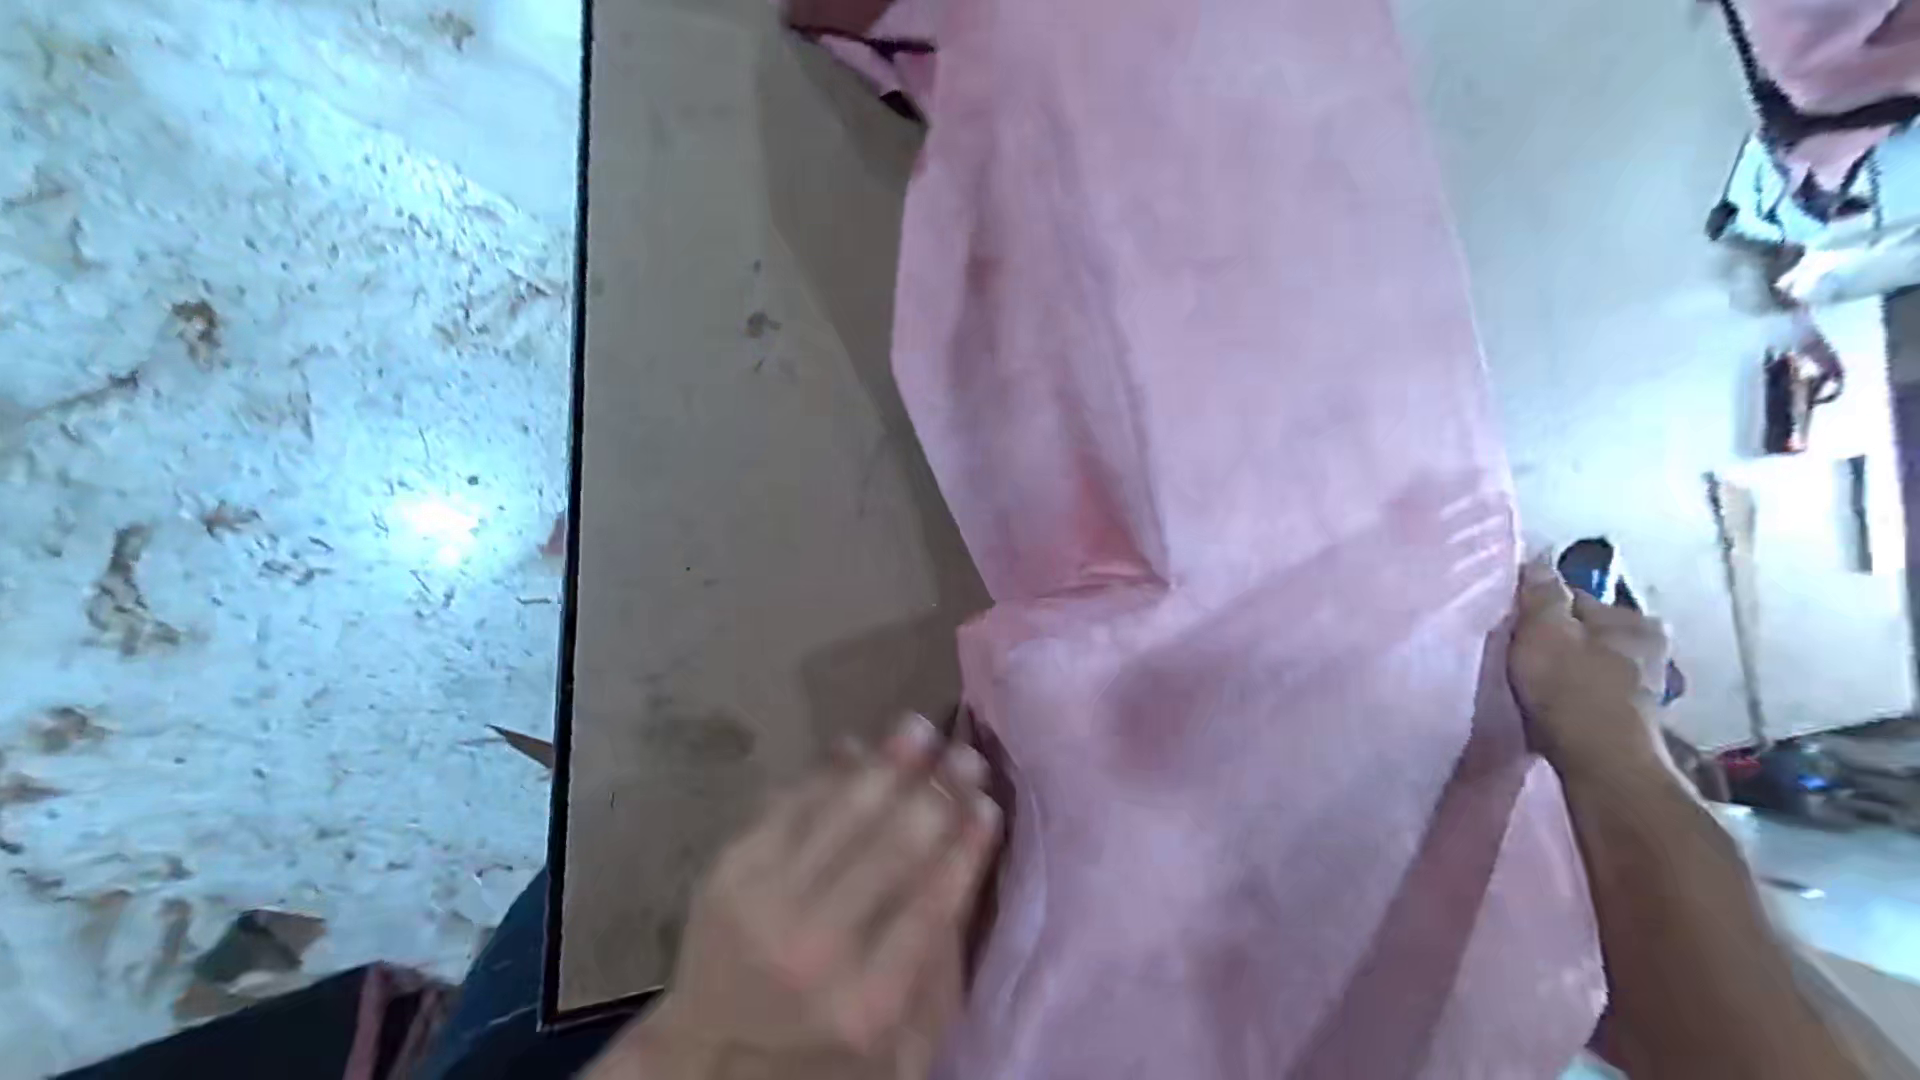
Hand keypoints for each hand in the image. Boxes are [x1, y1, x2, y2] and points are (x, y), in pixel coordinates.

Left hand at [595, 714, 1002, 1079]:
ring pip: (843, 809)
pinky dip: (829, 769)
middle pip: (892, 846)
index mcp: (869, 1000)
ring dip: (888, 763)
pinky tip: (858, 746)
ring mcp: (765, 899)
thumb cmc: (818, 1049)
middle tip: (967, 756)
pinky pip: (792, 799)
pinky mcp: (729, 867)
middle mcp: (815, 945)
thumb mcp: (900, 1040)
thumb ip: (939, 957)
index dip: (967, 843)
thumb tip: (966, 854)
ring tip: (919, 729)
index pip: (933, 900)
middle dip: (938, 792)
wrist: (702, 1058)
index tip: (989, 802)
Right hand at [1509, 557, 1673, 782]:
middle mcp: (1648, 645)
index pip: (1569, 595)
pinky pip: (1585, 682)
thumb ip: (1541, 594)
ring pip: (1582, 655)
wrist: (1599, 759)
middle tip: (1516, 647)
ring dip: (1558, 660)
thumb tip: (1538, 559)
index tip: (1508, 620)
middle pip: (1578, 627)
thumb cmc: (1569, 687)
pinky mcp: (1626, 709)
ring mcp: (1642, 681)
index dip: (1533, 605)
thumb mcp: (1544, 631)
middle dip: (1550, 633)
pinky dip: (1567, 684)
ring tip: (1528, 673)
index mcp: (1632, 620)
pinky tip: (1548, 696)